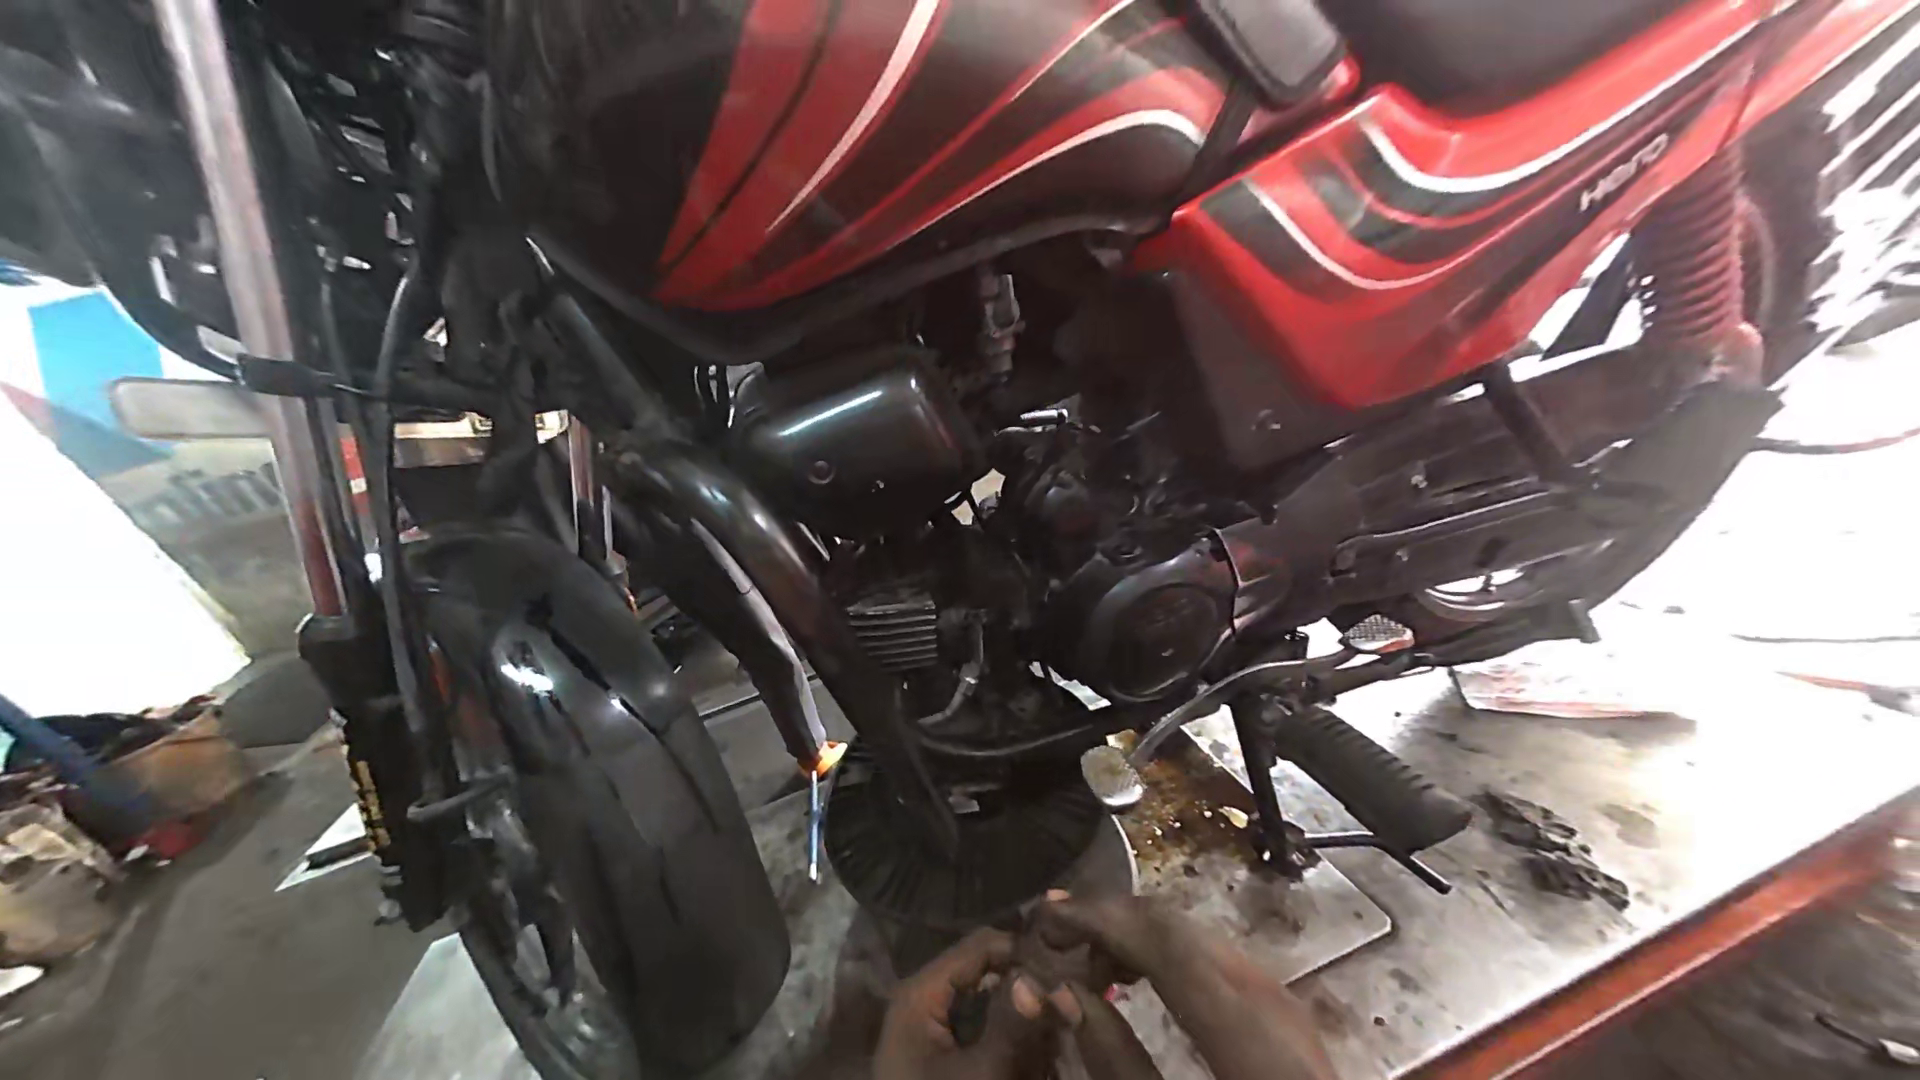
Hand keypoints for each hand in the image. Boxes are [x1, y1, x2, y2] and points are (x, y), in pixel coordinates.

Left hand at [872, 928, 1063, 1079]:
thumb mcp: (977, 1078)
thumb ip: (1011, 1027)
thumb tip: (1046, 979)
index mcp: (922, 991)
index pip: (980, 944)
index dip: (1022, 949)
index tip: (1066, 966)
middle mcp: (926, 997)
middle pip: (985, 970)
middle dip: (1025, 984)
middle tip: (1069, 998)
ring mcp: (933, 1026)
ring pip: (989, 1000)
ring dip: (1022, 1012)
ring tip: (1059, 1023)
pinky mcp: (944, 1054)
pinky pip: (983, 1028)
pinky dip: (1010, 1036)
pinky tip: (1039, 1052)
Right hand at [1033, 895, 1337, 1079]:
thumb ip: (1118, 1064)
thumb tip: (1062, 992)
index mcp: (1254, 1041)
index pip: (1165, 941)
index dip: (1100, 916)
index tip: (1046, 913)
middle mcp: (1272, 1003)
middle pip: (1178, 928)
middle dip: (1109, 917)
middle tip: (1053, 927)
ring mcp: (1281, 1003)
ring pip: (1192, 935)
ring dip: (1131, 933)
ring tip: (1082, 955)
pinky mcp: (1278, 1011)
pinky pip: (1209, 957)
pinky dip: (1161, 953)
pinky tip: (1129, 971)